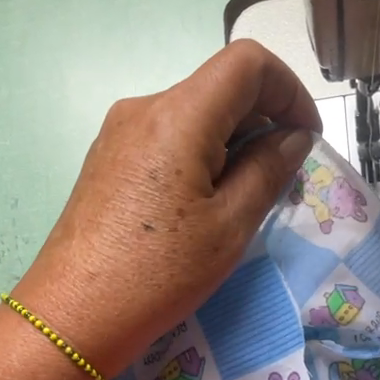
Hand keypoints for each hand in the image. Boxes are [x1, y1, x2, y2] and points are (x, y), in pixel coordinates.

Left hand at [10, 40, 320, 374]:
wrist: (73, 316)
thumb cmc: (158, 274)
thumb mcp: (229, 228)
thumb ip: (268, 171)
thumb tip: (292, 137)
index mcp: (178, 115)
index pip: (248, 63)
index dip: (289, 91)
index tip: (305, 139)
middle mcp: (144, 108)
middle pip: (219, 88)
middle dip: (262, 122)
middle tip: (282, 181)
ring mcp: (119, 134)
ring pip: (193, 117)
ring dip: (231, 144)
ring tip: (243, 202)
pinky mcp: (107, 162)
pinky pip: (167, 142)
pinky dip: (200, 158)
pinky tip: (203, 208)